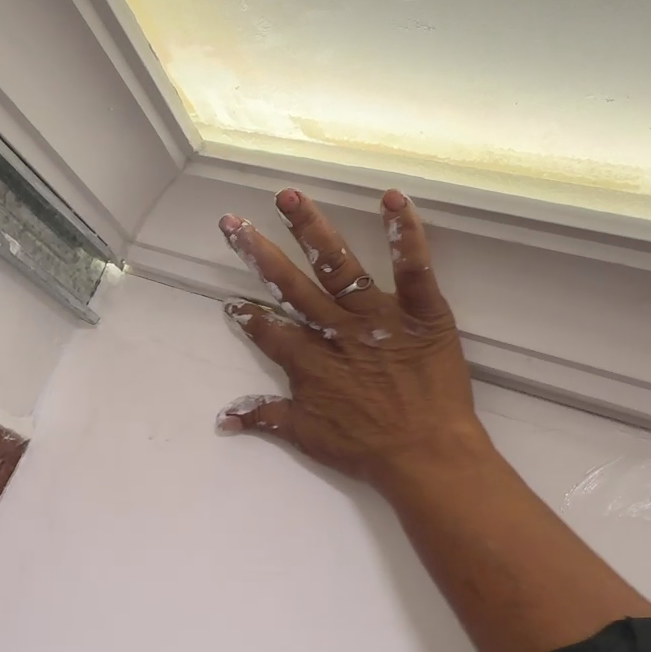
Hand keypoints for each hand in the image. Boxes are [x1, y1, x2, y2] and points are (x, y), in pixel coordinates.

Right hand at [217, 188, 491, 487]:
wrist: (427, 454)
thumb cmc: (367, 450)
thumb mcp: (308, 436)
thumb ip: (266, 418)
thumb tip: (223, 419)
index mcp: (309, 362)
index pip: (269, 331)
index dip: (247, 316)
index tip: (230, 299)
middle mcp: (336, 331)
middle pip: (291, 286)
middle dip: (259, 253)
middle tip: (233, 223)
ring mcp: (379, 318)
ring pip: (339, 266)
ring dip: (312, 229)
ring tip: (290, 196)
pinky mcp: (422, 313)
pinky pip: (414, 269)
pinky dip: (404, 234)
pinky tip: (391, 198)